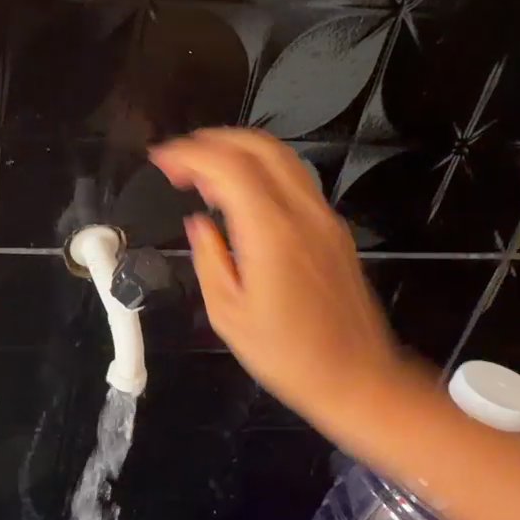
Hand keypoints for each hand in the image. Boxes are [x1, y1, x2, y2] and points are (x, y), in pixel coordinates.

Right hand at [150, 128, 415, 418]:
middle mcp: (302, 214)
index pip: (227, 165)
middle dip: (211, 141)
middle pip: (258, 145)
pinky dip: (258, 172)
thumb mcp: (227, 313)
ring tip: (202, 173)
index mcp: (271, 232)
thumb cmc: (289, 356)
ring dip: (236, 152)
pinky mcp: (332, 230)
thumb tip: (199, 226)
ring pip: (280, 156)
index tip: (162, 160)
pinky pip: (293, 180)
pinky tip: (236, 196)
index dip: (189, 153)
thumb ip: (209, 257)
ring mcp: (323, 219)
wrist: (357, 378)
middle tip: (178, 160)